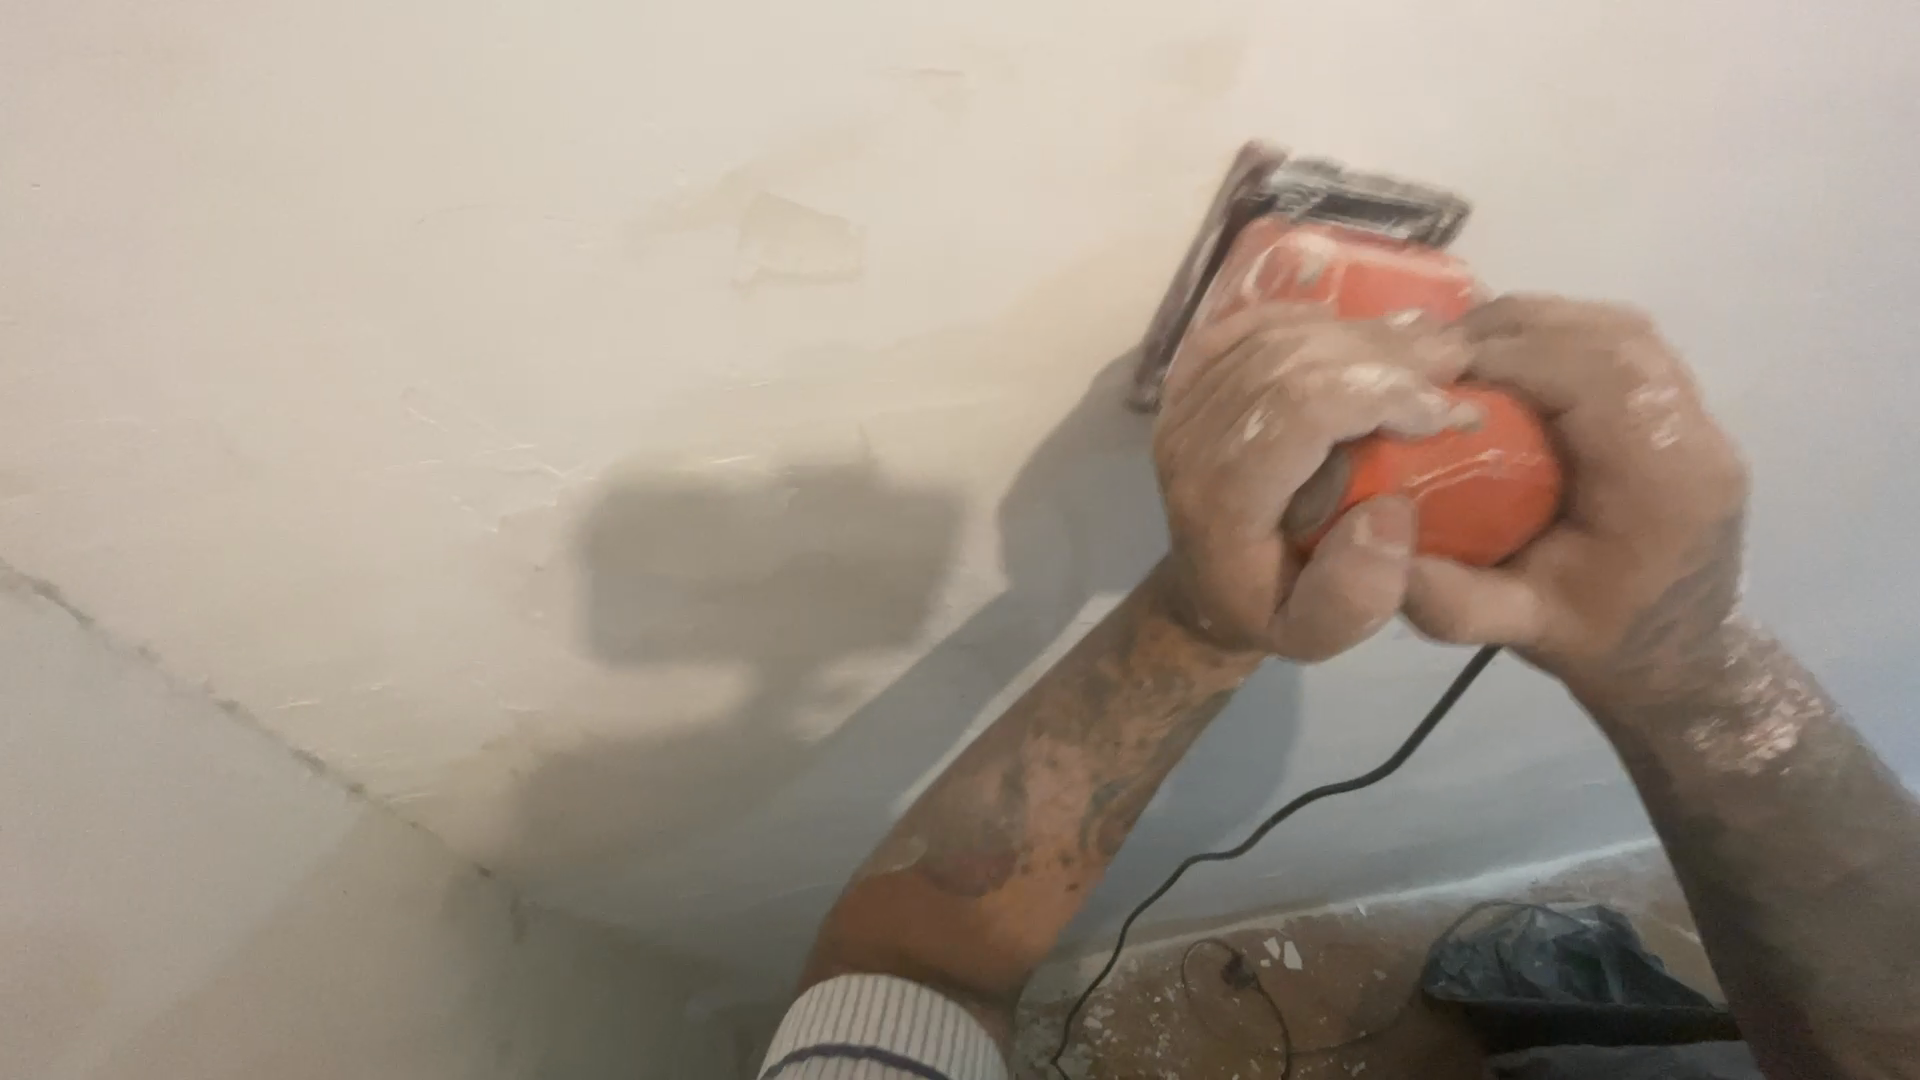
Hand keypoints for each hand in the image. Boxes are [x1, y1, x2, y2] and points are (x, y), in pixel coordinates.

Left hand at [1153, 304, 1475, 659]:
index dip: (1380, 393)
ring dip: (1356, 331)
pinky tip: (1357, 332)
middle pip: (1288, 361)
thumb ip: (1355, 594)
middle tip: (1456, 360)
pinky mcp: (1185, 389)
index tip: (1447, 411)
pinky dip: (1306, 318)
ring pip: (1270, 337)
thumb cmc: (1267, 607)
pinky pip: (1243, 328)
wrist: (1205, 587)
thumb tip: (1390, 512)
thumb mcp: (1315, 634)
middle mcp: (1189, 444)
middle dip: (1382, 353)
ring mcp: (1179, 410)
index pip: (1298, 409)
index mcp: (1219, 499)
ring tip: (1425, 343)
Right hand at [1400, 295, 1749, 701]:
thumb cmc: (1598, 636)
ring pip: (1613, 328)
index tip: (1425, 373)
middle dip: (1509, 329)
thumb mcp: (1519, 631)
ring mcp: (1688, 412)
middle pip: (1609, 335)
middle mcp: (1690, 431)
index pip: (1596, 375)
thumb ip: (1449, 600)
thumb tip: (1372, 542)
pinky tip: (1491, 361)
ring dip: (1527, 326)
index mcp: (1662, 479)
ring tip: (1451, 353)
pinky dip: (1545, 336)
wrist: (1674, 647)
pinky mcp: (1665, 406)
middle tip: (1425, 356)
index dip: (1508, 356)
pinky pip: (1610, 343)